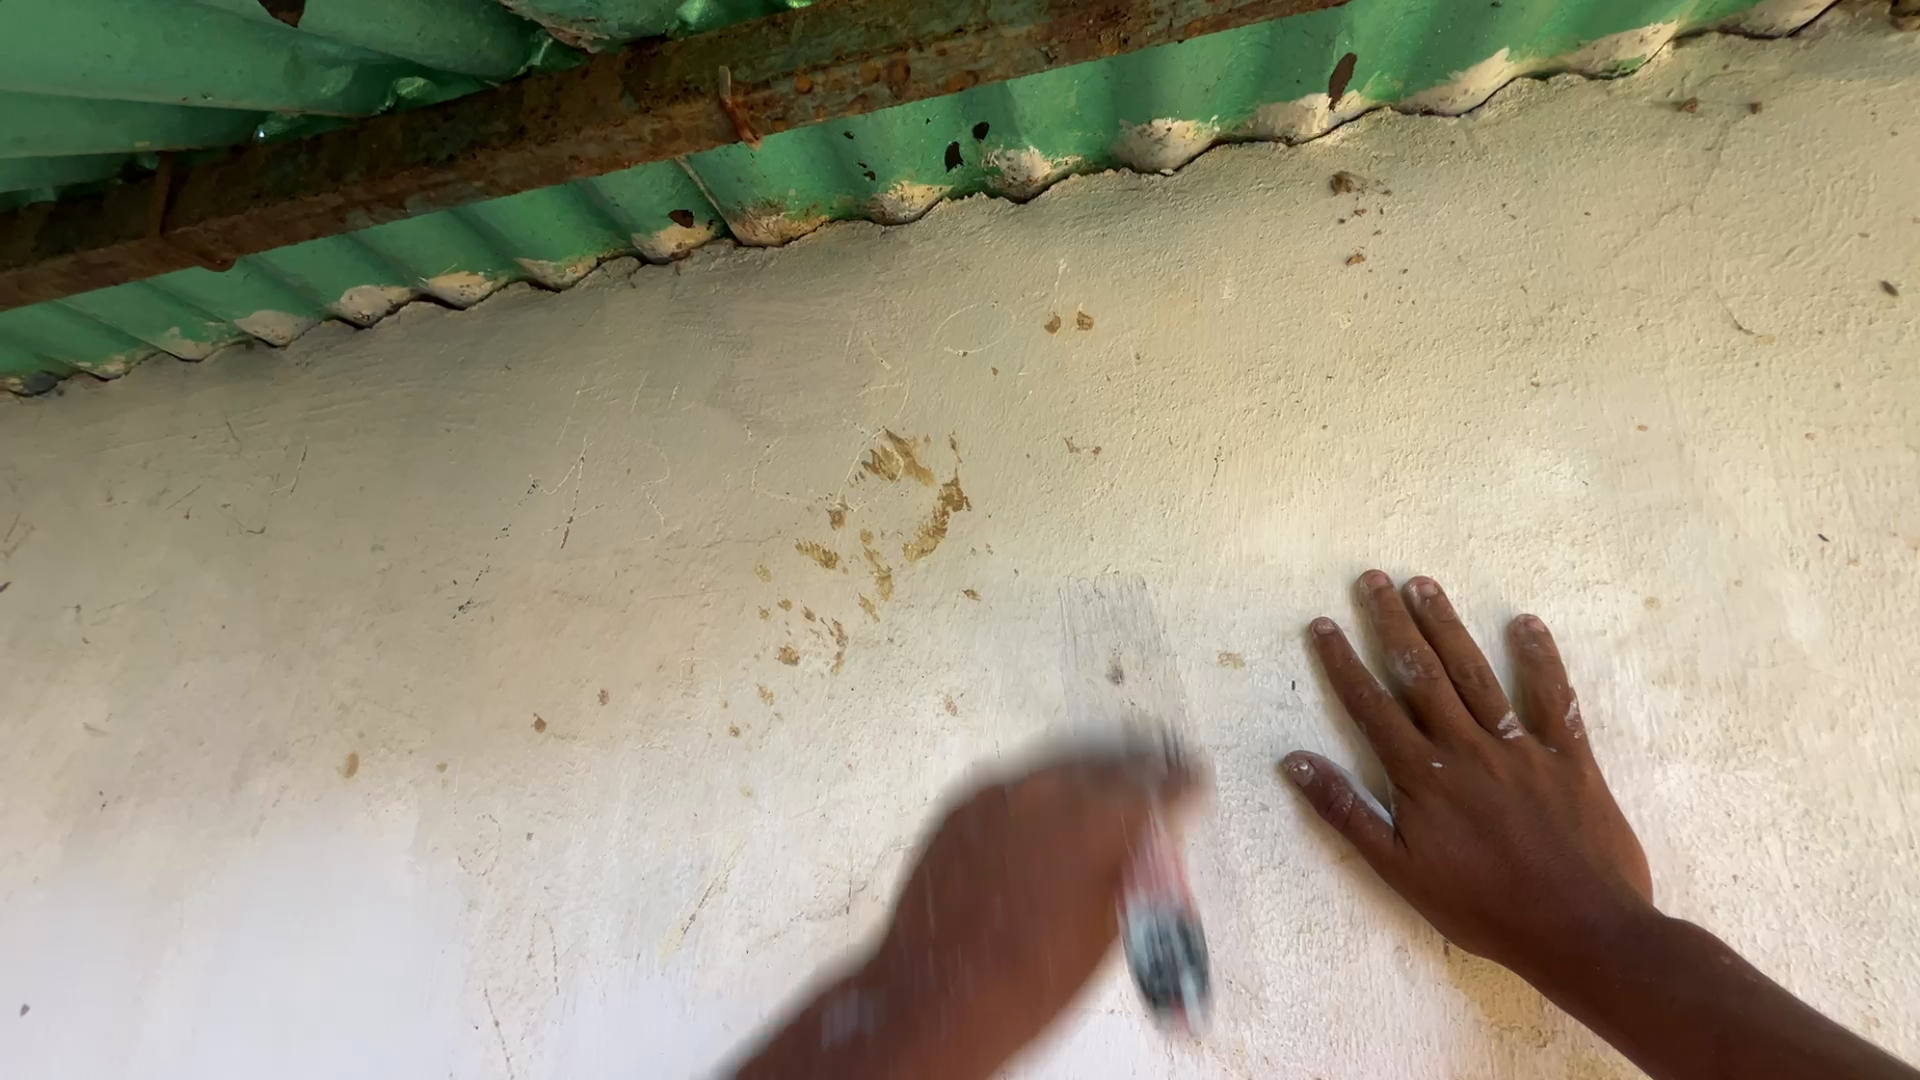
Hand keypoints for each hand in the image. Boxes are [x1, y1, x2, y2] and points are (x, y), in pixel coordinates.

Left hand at [865, 741, 1205, 1079]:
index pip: (1155, 788)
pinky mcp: (965, 801)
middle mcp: (1046, 793)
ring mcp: (999, 792)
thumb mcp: (1107, 929)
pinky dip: (1046, 788)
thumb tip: (1152, 836)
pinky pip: (1018, 781)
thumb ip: (1133, 867)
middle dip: (1142, 770)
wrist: (936, 993)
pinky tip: (1057, 803)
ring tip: (1116, 780)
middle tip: (1163, 771)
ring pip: (1062, 765)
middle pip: (1109, 763)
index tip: (1195, 784)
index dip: (1182, 788)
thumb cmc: (1027, 981)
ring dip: (1094, 772)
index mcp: (1092, 824)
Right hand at [1280, 571, 1652, 982]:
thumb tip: (1293, 761)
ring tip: (1424, 585)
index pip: (1370, 703)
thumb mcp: (1396, 869)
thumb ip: (1344, 810)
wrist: (1587, 937)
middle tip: (1373, 579)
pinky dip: (1541, 661)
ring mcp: (1521, 748)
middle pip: (1420, 672)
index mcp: (1421, 773)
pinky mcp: (1571, 758)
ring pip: (1475, 674)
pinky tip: (1526, 624)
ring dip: (1447, 626)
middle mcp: (1465, 746)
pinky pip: (1555, 701)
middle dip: (1392, 623)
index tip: (1322, 624)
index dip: (1342, 660)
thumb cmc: (1481, 905)